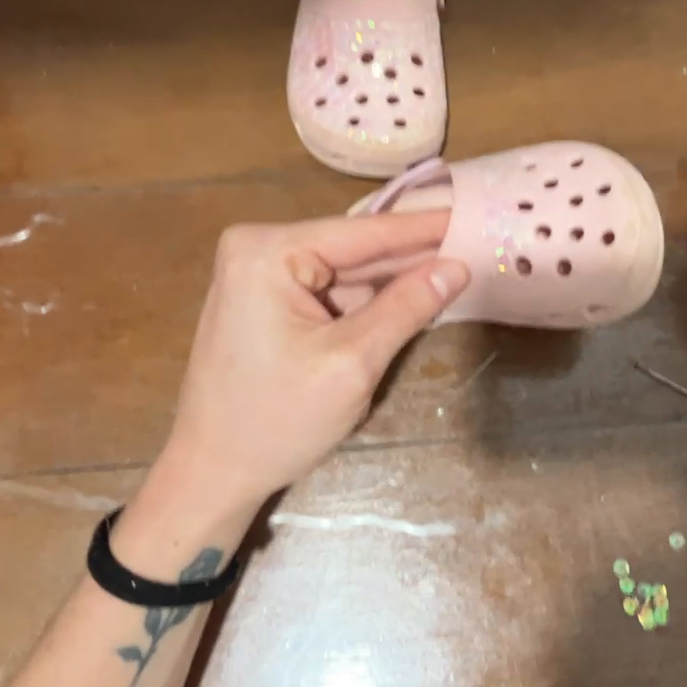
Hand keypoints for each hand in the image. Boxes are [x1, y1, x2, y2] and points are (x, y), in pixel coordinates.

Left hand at [143, 213, 468, 514]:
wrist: (212, 474)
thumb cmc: (275, 421)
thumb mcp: (352, 363)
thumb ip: (406, 307)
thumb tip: (458, 265)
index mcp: (268, 252)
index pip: (364, 232)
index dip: (423, 226)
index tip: (472, 211)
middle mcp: (260, 249)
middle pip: (355, 249)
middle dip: (412, 255)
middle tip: (474, 241)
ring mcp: (261, 275)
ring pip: (348, 273)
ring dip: (394, 282)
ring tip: (456, 269)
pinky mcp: (268, 301)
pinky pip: (332, 292)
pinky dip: (370, 302)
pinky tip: (414, 299)